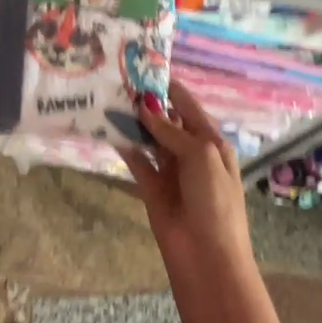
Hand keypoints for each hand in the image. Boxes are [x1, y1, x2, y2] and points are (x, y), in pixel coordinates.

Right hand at [122, 83, 251, 269]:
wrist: (207, 255)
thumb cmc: (215, 201)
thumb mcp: (201, 156)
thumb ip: (172, 131)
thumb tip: (145, 109)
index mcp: (211, 142)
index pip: (188, 106)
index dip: (170, 88)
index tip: (144, 68)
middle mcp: (190, 152)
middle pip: (166, 120)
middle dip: (146, 103)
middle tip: (117, 81)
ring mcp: (169, 170)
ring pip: (148, 139)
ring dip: (132, 122)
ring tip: (108, 99)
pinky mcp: (150, 187)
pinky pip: (135, 161)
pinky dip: (123, 146)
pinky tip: (107, 129)